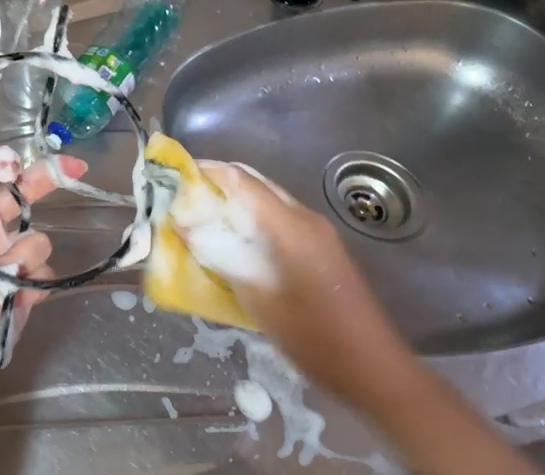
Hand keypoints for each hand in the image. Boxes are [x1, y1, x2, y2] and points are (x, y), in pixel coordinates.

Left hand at [0, 155, 86, 371]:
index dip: (0, 160)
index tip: (13, 163)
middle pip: (21, 190)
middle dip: (43, 178)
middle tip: (75, 168)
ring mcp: (6, 252)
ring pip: (37, 235)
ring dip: (26, 255)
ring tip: (6, 275)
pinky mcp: (25, 280)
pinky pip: (45, 266)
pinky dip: (35, 280)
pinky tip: (19, 295)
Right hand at [184, 160, 420, 410]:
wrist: (375, 372)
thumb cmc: (314, 337)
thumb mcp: (257, 297)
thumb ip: (219, 254)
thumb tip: (182, 222)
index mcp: (289, 225)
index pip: (238, 178)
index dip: (202, 172)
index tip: (168, 178)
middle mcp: (303, 218)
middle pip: (251, 183)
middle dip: (213, 185)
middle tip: (178, 200)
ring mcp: (315, 234)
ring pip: (264, 201)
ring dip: (230, 203)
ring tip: (196, 221)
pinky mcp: (319, 250)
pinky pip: (275, 220)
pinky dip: (248, 221)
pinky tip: (231, 244)